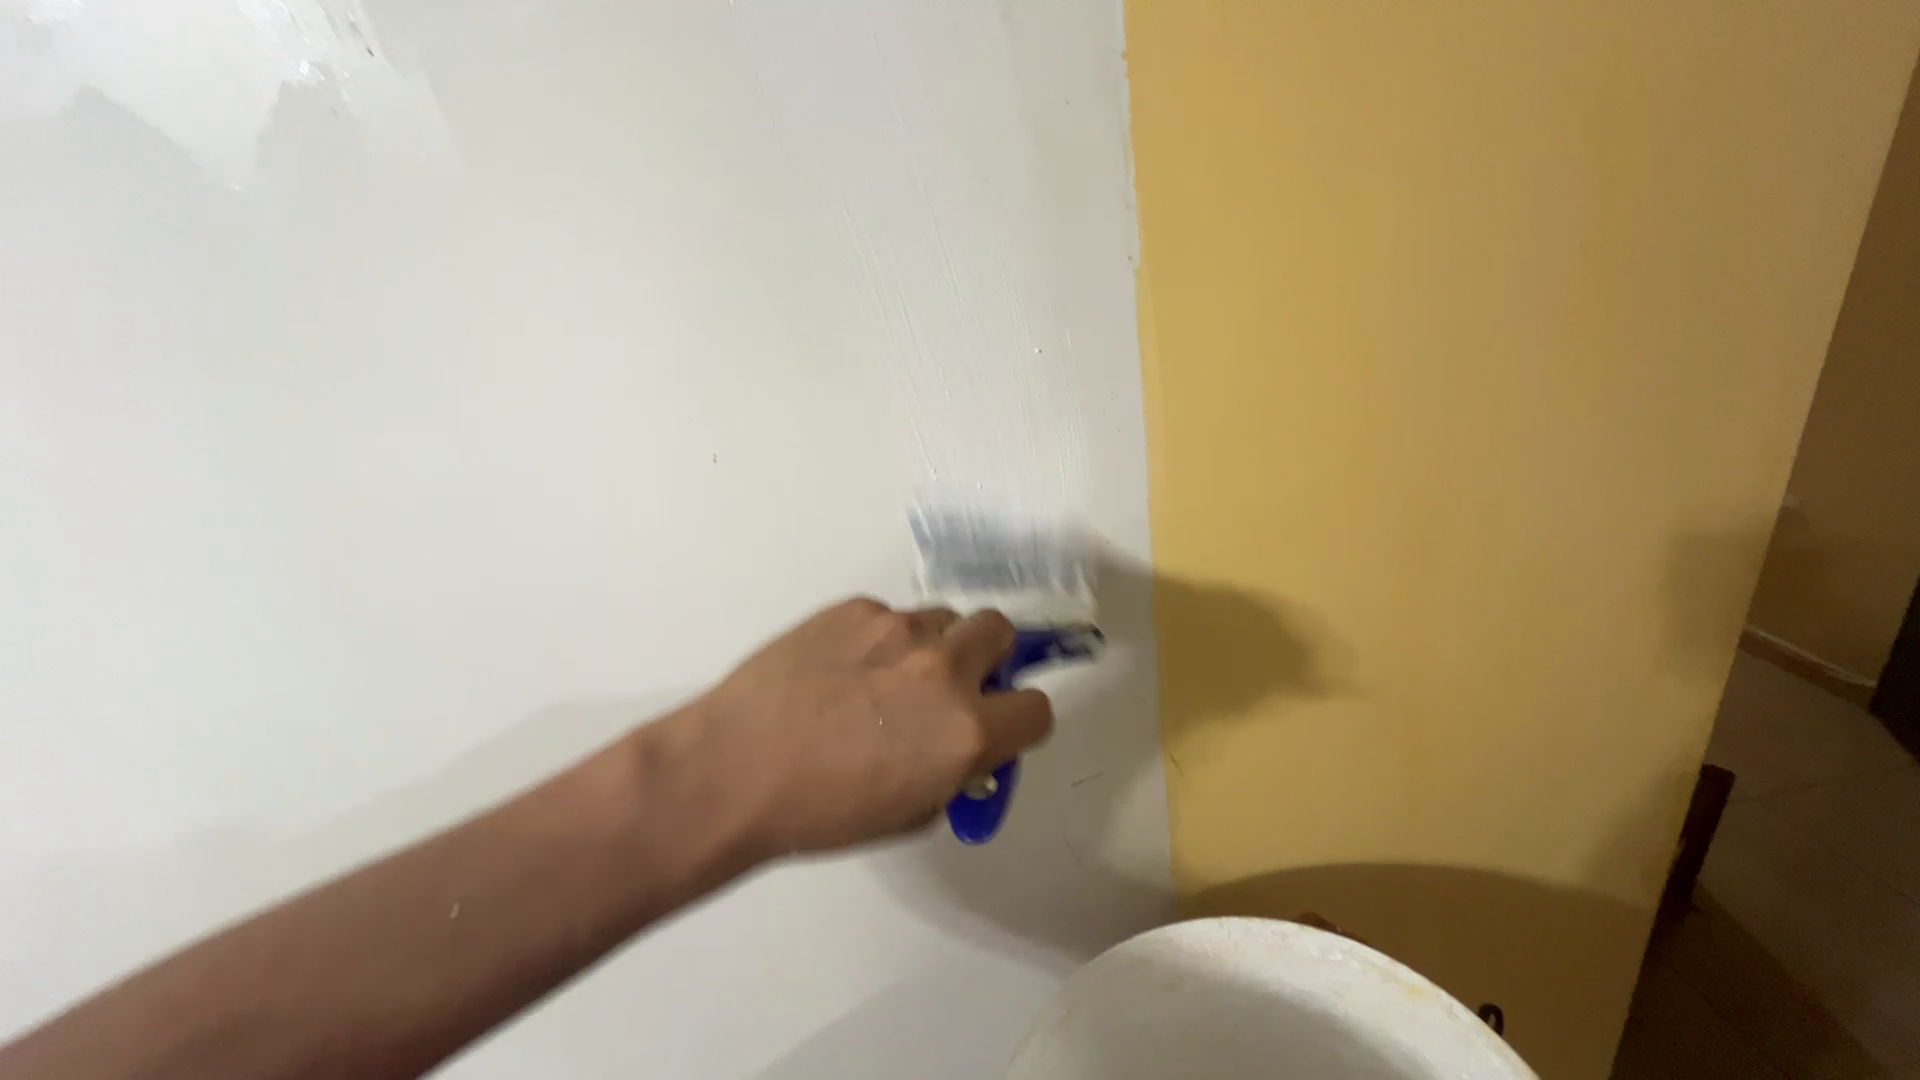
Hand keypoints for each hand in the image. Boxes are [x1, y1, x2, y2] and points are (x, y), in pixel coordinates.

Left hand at [672, 598, 1054, 855]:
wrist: (732, 770)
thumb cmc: (821, 812)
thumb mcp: (911, 813)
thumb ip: (954, 772)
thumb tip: (960, 750)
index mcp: (967, 731)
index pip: (1037, 709)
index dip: (1019, 721)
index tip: (997, 728)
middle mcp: (943, 669)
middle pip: (1001, 632)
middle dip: (989, 658)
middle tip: (951, 686)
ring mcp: (897, 629)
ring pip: (943, 619)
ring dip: (933, 646)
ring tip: (884, 678)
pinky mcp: (854, 608)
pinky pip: (888, 617)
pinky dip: (879, 640)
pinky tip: (839, 669)